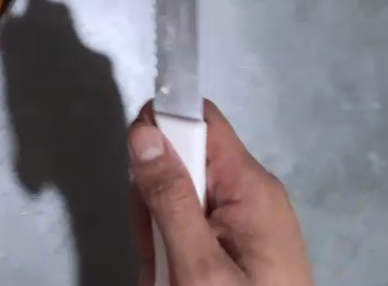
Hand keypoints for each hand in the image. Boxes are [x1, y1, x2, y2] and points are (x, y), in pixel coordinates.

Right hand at [130, 102, 312, 285]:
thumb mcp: (199, 268)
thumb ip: (169, 197)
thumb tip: (143, 130)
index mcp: (250, 186)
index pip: (198, 117)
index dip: (160, 125)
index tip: (135, 164)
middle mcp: (252, 193)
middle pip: (182, 157)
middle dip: (153, 195)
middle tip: (149, 247)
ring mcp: (248, 222)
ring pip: (179, 194)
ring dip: (157, 230)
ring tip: (162, 276)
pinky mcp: (241, 247)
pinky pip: (191, 224)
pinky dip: (172, 248)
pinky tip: (172, 279)